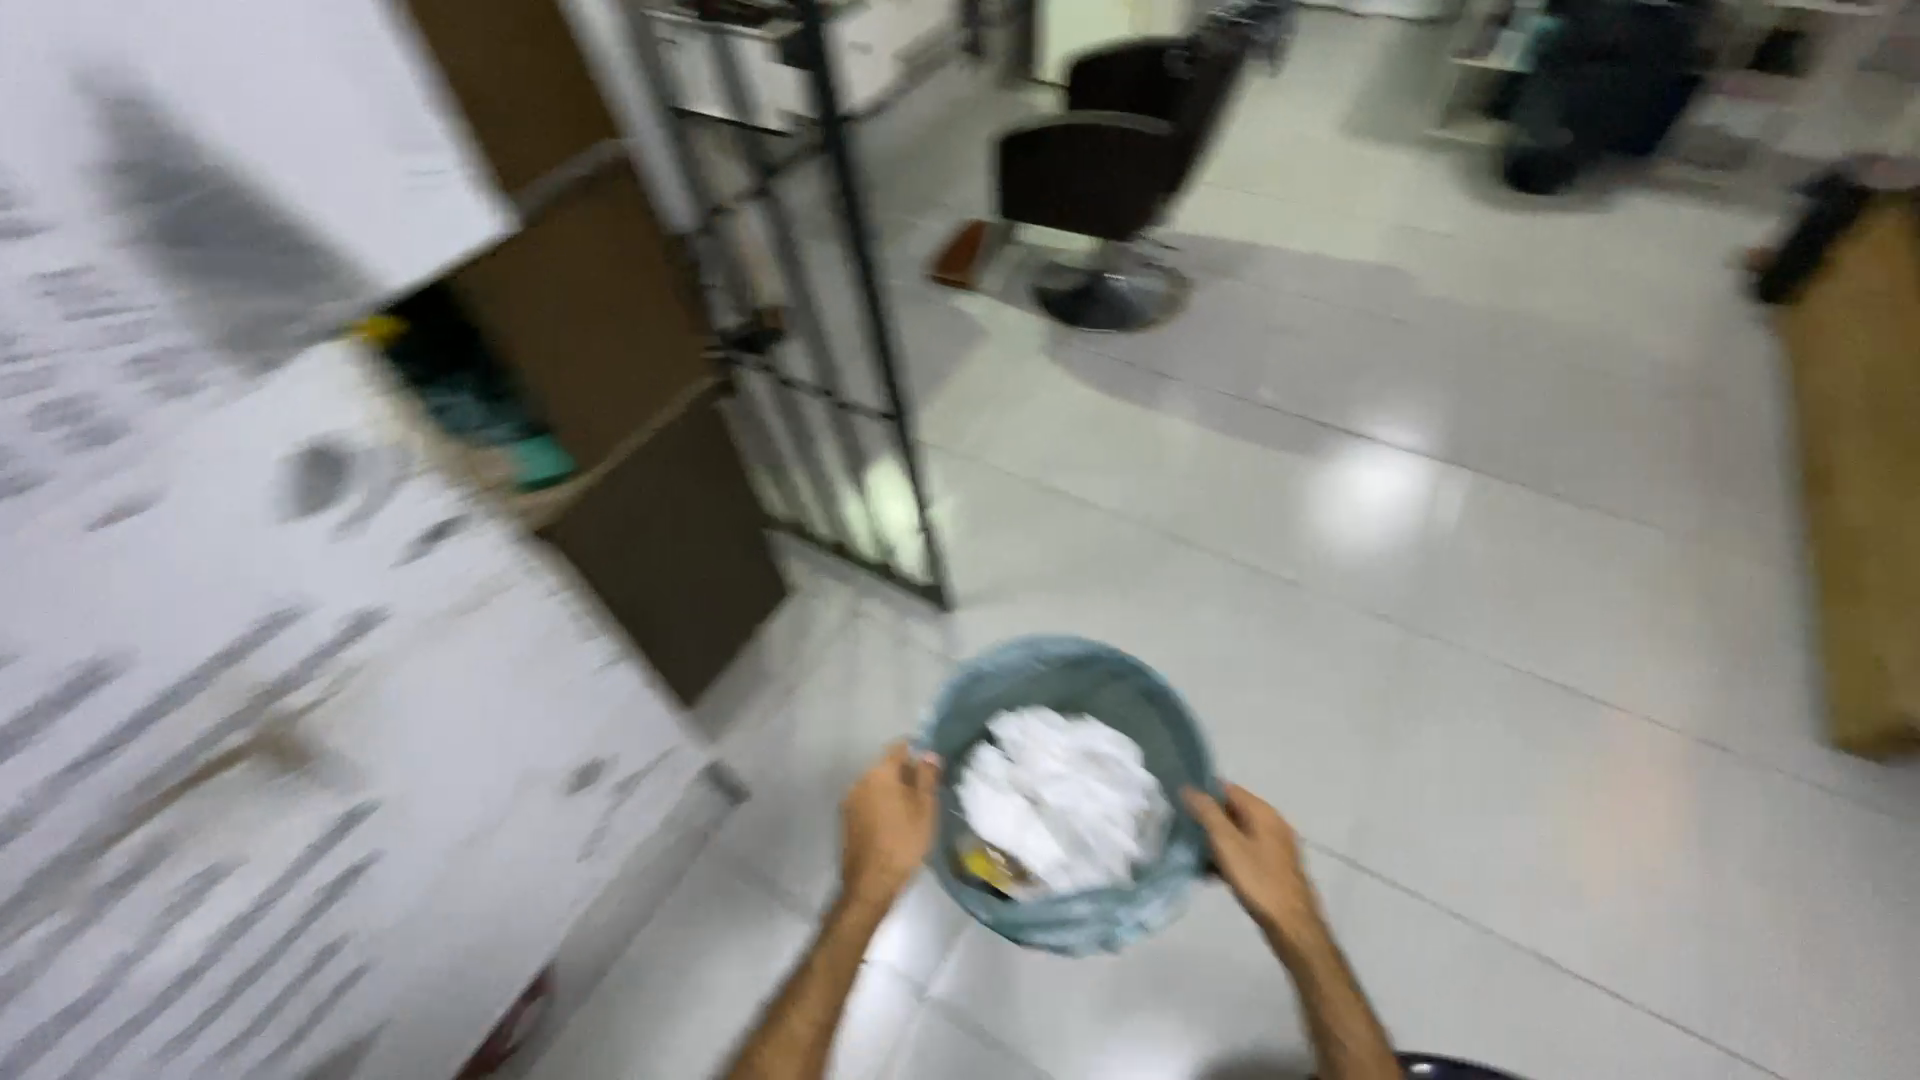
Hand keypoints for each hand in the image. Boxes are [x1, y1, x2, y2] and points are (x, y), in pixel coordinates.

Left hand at [840, 741, 942, 904]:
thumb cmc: (904, 842)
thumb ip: (927, 777)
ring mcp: (850, 799)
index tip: (930, 766)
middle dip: (904, 772)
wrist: (871, 882)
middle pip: (885, 765)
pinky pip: (866, 800)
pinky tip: (892, 822)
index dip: (916, 751)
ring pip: (875, 783)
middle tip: (924, 792)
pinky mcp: (846, 818)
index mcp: (881, 772)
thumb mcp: (925, 808)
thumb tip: (929, 753)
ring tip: (909, 809)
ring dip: (891, 789)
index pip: (899, 747)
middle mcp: (861, 779)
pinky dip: (879, 803)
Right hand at [1183, 782, 1321, 941]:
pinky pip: (1243, 852)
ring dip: (1214, 840)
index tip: (1179, 804)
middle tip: (1181, 830)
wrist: (1292, 926)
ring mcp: (1274, 846)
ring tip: (1191, 853)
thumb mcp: (1227, 843)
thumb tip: (1188, 788)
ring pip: (1236, 833)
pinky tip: (1209, 873)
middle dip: (1206, 819)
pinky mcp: (1272, 867)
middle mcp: (1271, 823)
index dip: (1202, 793)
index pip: (1226, 788)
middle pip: (1231, 810)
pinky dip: (1226, 857)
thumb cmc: (1258, 880)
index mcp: (1262, 812)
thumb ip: (1207, 812)